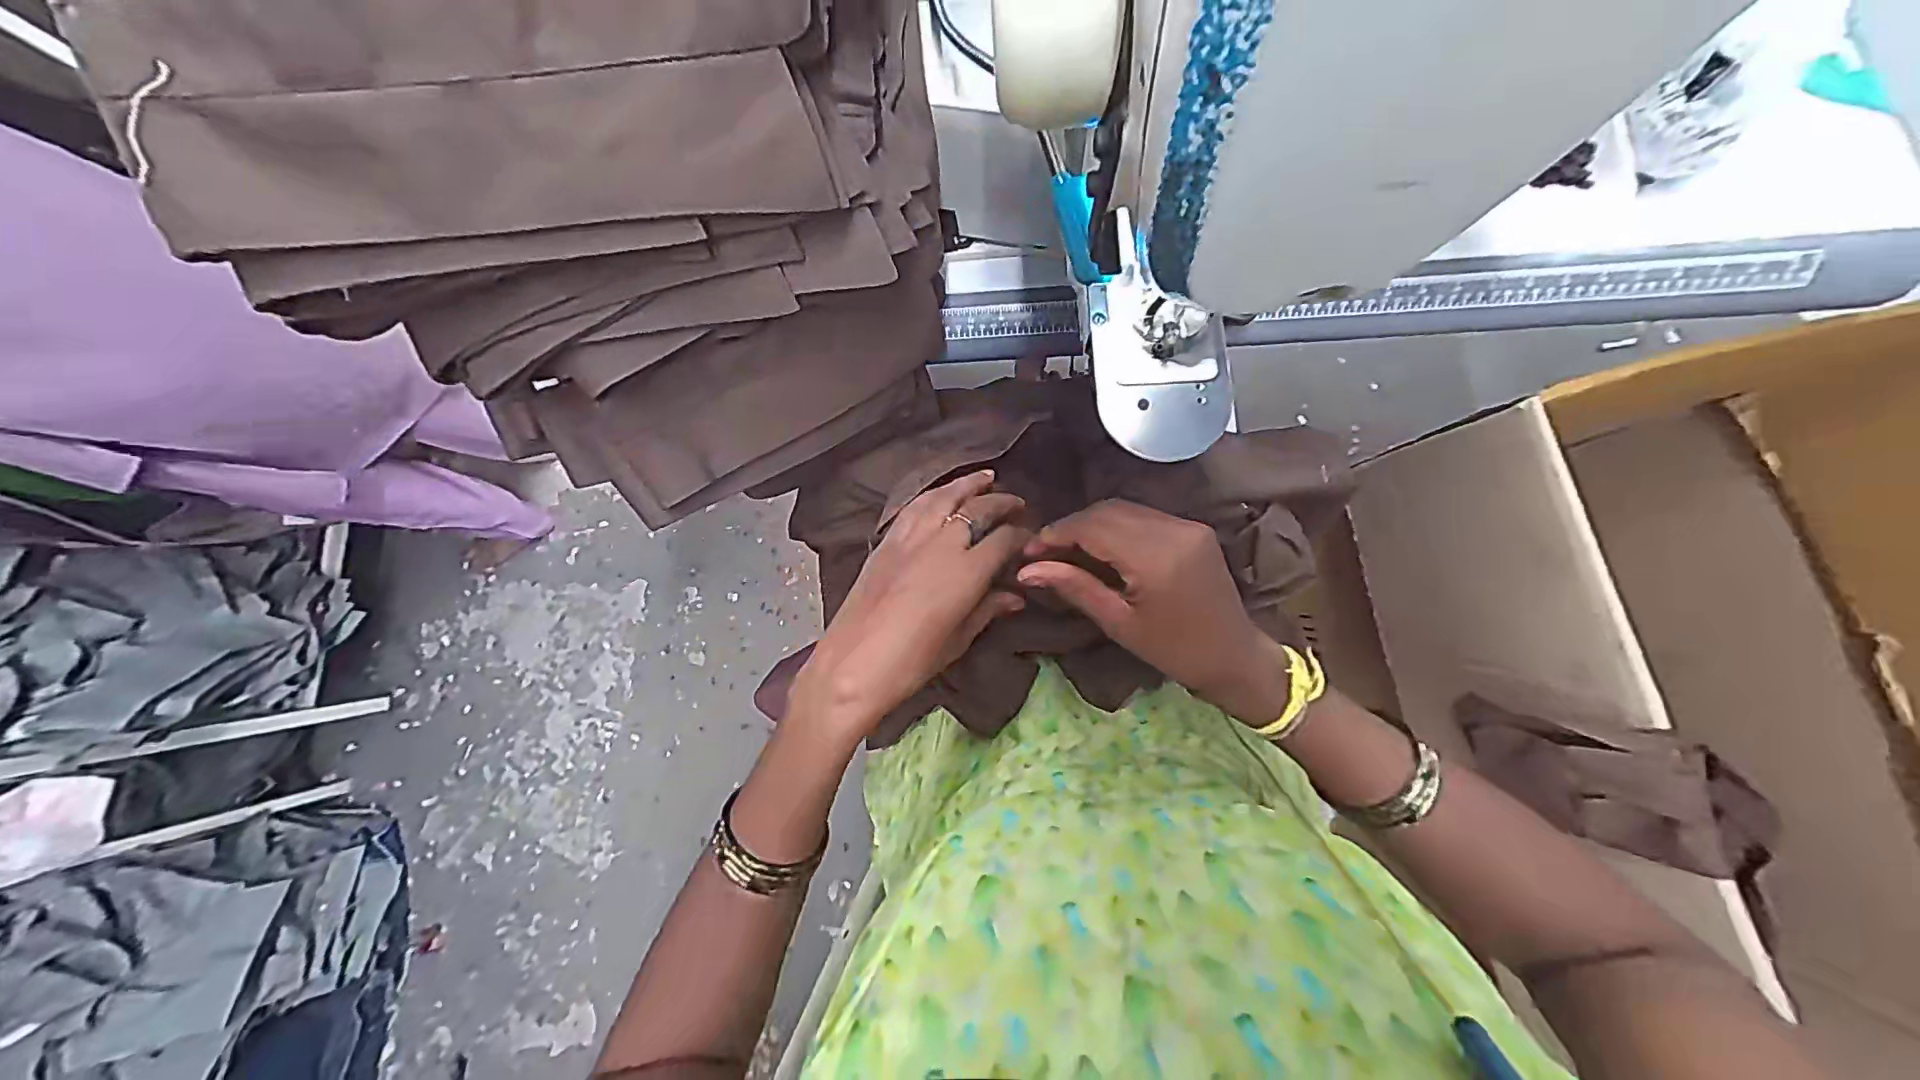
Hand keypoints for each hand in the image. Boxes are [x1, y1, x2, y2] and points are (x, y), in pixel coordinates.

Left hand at [786, 470, 1029, 746]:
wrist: (852, 664)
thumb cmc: (911, 662)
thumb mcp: (958, 640)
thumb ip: (988, 609)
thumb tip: (1014, 596)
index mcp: (966, 570)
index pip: (1004, 539)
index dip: (1022, 536)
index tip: (1031, 540)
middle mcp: (941, 544)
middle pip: (978, 509)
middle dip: (1002, 502)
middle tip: (1018, 503)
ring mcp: (910, 538)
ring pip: (943, 497)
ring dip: (967, 485)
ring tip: (986, 477)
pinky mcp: (886, 543)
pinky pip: (915, 506)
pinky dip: (934, 495)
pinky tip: (941, 494)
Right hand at [1017, 499, 1293, 724]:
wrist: (1234, 656)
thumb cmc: (1174, 650)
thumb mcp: (1118, 622)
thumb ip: (1075, 587)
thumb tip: (1027, 570)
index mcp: (1155, 558)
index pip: (1093, 527)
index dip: (1055, 534)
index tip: (1029, 553)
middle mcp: (1173, 531)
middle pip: (1107, 510)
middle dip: (1070, 526)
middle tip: (1043, 553)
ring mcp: (1187, 525)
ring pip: (1124, 508)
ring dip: (1091, 524)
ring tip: (1066, 551)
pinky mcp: (1193, 528)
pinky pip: (1143, 516)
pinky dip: (1115, 525)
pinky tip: (1099, 547)